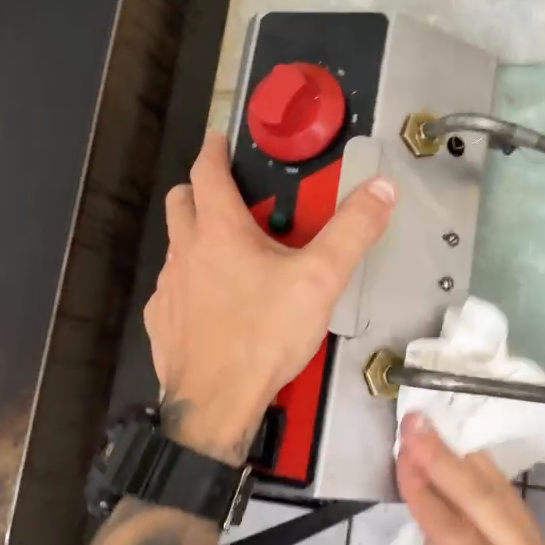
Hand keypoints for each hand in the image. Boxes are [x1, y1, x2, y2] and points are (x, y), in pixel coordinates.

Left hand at [146, 132, 395, 462]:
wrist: (217, 403)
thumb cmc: (264, 335)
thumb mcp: (320, 279)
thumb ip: (352, 230)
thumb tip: (381, 189)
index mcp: (219, 231)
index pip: (206, 171)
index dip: (214, 150)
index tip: (220, 140)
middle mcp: (185, 252)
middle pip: (181, 202)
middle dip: (201, 191)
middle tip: (231, 197)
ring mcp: (169, 289)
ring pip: (176, 247)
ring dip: (197, 239)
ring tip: (232, 255)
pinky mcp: (163, 322)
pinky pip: (173, 289)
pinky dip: (191, 283)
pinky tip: (216, 305)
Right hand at [398, 417, 544, 544]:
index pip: (459, 541)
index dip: (427, 495)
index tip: (402, 456)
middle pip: (485, 506)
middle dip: (445, 460)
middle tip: (414, 423)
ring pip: (507, 501)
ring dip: (465, 463)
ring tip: (434, 432)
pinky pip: (519, 513)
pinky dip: (489, 483)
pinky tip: (471, 464)